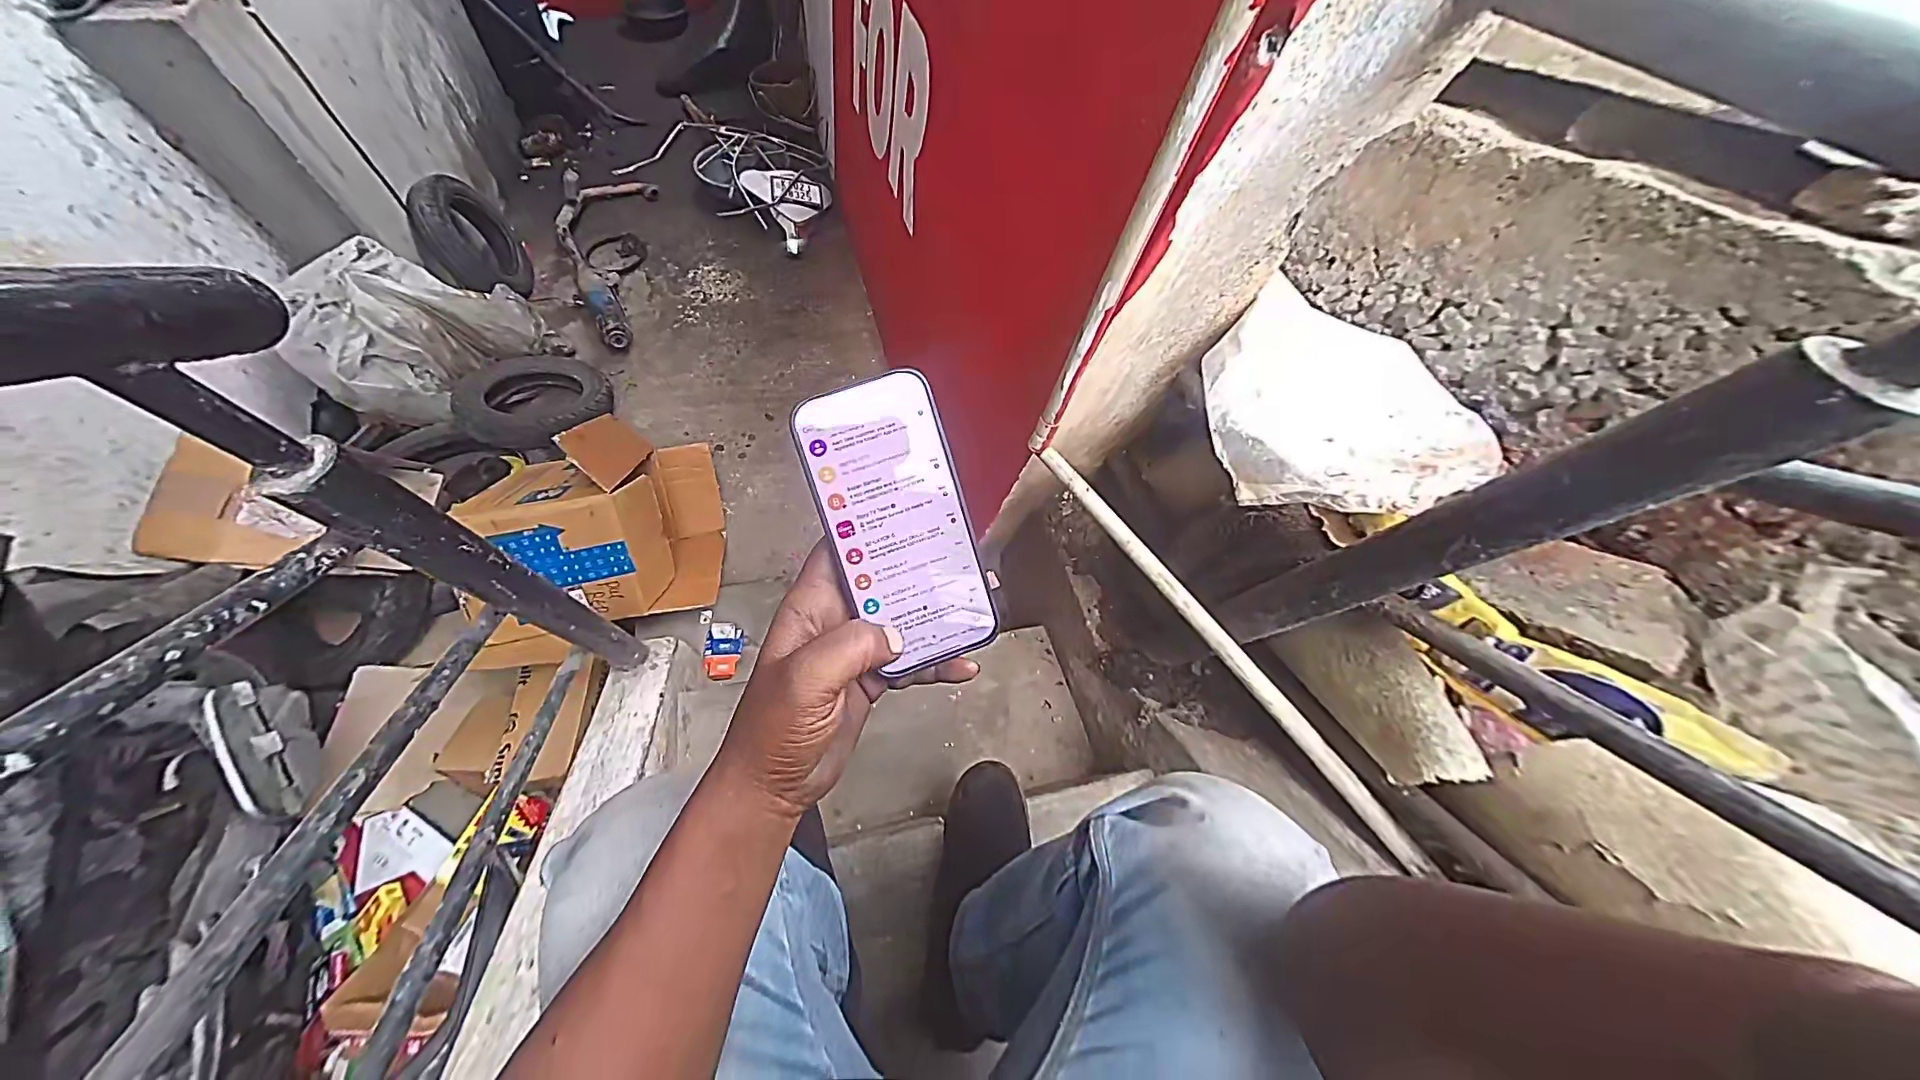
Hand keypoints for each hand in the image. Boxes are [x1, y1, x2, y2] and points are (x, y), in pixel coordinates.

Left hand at [714, 540, 979, 817]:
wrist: (776, 784)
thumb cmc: (771, 733)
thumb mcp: (804, 680)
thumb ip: (849, 647)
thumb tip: (894, 633)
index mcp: (809, 611)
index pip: (836, 554)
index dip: (862, 530)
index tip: (897, 514)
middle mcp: (833, 624)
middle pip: (879, 584)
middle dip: (913, 572)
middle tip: (950, 560)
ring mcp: (853, 651)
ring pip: (900, 621)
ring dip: (933, 618)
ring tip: (966, 610)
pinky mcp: (870, 678)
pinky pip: (910, 661)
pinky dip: (935, 662)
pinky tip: (958, 665)